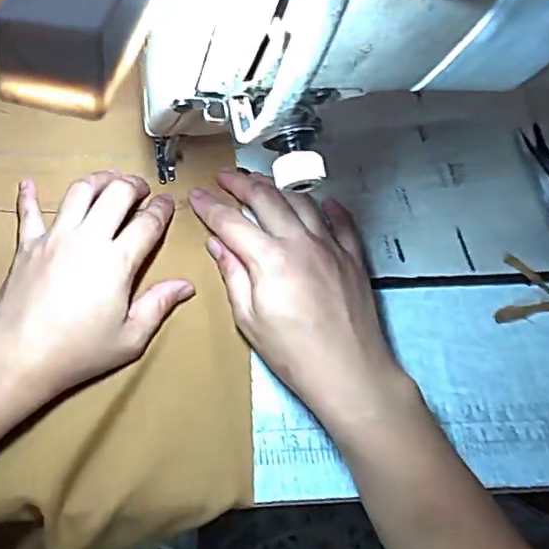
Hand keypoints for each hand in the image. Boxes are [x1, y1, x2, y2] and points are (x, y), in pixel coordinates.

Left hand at [0, 171, 194, 400]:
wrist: (20, 355)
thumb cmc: (78, 352)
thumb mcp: (129, 338)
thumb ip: (158, 306)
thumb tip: (185, 286)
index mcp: (117, 261)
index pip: (148, 223)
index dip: (162, 209)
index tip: (167, 203)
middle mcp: (87, 239)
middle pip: (116, 194)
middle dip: (133, 185)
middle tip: (140, 188)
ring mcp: (54, 238)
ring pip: (79, 192)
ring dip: (97, 180)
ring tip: (107, 180)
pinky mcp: (27, 245)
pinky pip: (28, 213)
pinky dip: (29, 196)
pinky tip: (29, 184)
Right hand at [189, 170, 417, 431]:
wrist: (350, 373)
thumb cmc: (293, 353)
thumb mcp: (248, 319)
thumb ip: (233, 275)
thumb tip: (217, 244)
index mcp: (270, 259)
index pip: (231, 221)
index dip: (209, 205)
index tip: (196, 195)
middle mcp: (301, 243)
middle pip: (266, 199)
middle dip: (241, 183)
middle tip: (225, 176)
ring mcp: (330, 246)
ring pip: (302, 202)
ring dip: (278, 188)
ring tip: (262, 182)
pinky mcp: (352, 257)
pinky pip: (341, 222)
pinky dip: (328, 207)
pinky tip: (322, 202)